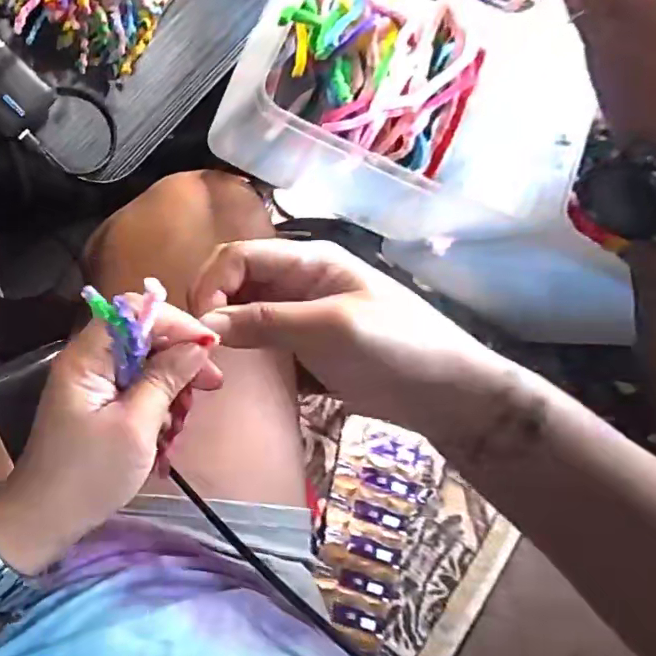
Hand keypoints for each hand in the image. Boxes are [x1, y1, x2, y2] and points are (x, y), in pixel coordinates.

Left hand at [0, 299, 222, 573]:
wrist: (44, 518)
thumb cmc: (88, 474)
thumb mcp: (135, 427)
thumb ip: (164, 381)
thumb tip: (196, 346)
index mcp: (86, 358)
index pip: (131, 313)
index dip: (174, 322)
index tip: (210, 348)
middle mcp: (86, 363)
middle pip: (141, 339)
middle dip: (178, 361)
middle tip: (211, 388)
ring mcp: (90, 386)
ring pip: (142, 368)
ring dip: (169, 391)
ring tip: (181, 425)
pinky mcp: (95, 408)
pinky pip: (133, 393)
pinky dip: (155, 410)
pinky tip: (165, 439)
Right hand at [191, 239, 505, 437]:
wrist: (453, 398)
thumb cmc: (399, 350)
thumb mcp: (330, 330)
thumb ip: (264, 321)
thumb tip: (201, 326)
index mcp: (307, 261)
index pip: (235, 257)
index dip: (210, 286)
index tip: (203, 329)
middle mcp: (295, 280)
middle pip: (231, 282)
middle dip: (209, 308)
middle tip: (202, 348)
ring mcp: (297, 312)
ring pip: (238, 311)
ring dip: (221, 332)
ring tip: (213, 363)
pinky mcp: (299, 344)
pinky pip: (255, 339)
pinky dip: (239, 352)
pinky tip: (236, 373)